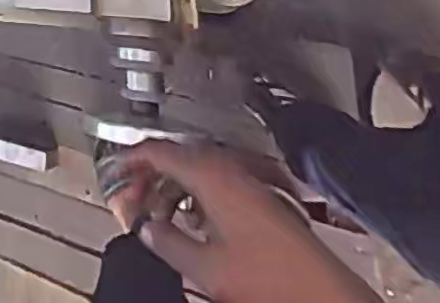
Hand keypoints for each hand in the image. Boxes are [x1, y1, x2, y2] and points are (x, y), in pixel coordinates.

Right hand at [105, 141, 376, 302]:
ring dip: (168, 187)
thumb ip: (167, 242)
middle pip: (173, 157)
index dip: (130, 159)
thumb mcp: (207, 268)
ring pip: (192, 170)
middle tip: (129, 201)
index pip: (157, 150)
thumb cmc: (268, 277)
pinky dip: (190, 194)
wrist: (325, 294)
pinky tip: (186, 222)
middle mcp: (224, 166)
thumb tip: (143, 226)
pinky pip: (210, 182)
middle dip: (147, 176)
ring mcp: (242, 178)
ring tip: (153, 216)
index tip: (113, 172)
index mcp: (208, 173)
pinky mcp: (255, 194)